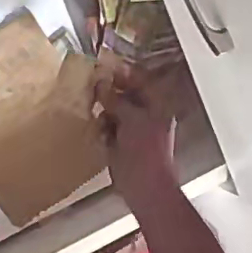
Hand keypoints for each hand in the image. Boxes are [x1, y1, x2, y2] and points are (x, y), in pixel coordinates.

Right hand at [94, 65, 182, 210]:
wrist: (144, 185)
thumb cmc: (146, 151)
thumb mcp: (131, 117)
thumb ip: (116, 99)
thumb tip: (102, 84)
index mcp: (157, 106)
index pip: (141, 81)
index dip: (124, 73)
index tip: (105, 67)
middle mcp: (147, 116)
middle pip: (126, 96)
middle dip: (110, 92)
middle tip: (93, 85)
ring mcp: (134, 131)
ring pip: (115, 112)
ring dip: (104, 110)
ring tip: (94, 108)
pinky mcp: (121, 145)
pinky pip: (108, 129)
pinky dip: (102, 127)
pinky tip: (98, 130)